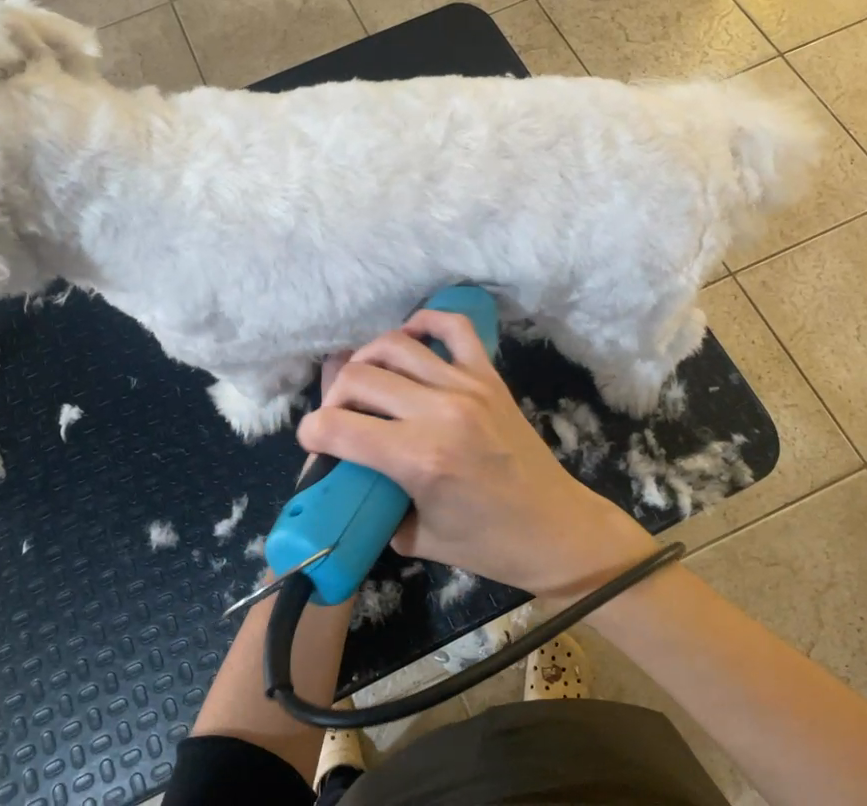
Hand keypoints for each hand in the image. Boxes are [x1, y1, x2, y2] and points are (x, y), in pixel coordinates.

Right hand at [296, 310, 656, 600]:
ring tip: (365, 383)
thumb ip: (373, 504)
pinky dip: (425, 322)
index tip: (312, 443)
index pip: (337, 428)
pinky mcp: (489, 376)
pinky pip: (453, 329)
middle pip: (359, 378)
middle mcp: (439, 412)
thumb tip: (343, 475)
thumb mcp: (416, 539)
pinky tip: (408, 339)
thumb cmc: (487, 543)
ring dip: (366, 360)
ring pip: (395, 346)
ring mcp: (467, 387)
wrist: (555, 530)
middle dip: (333, 398)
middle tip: (338, 418)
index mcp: (418, 459)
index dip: (311, 433)